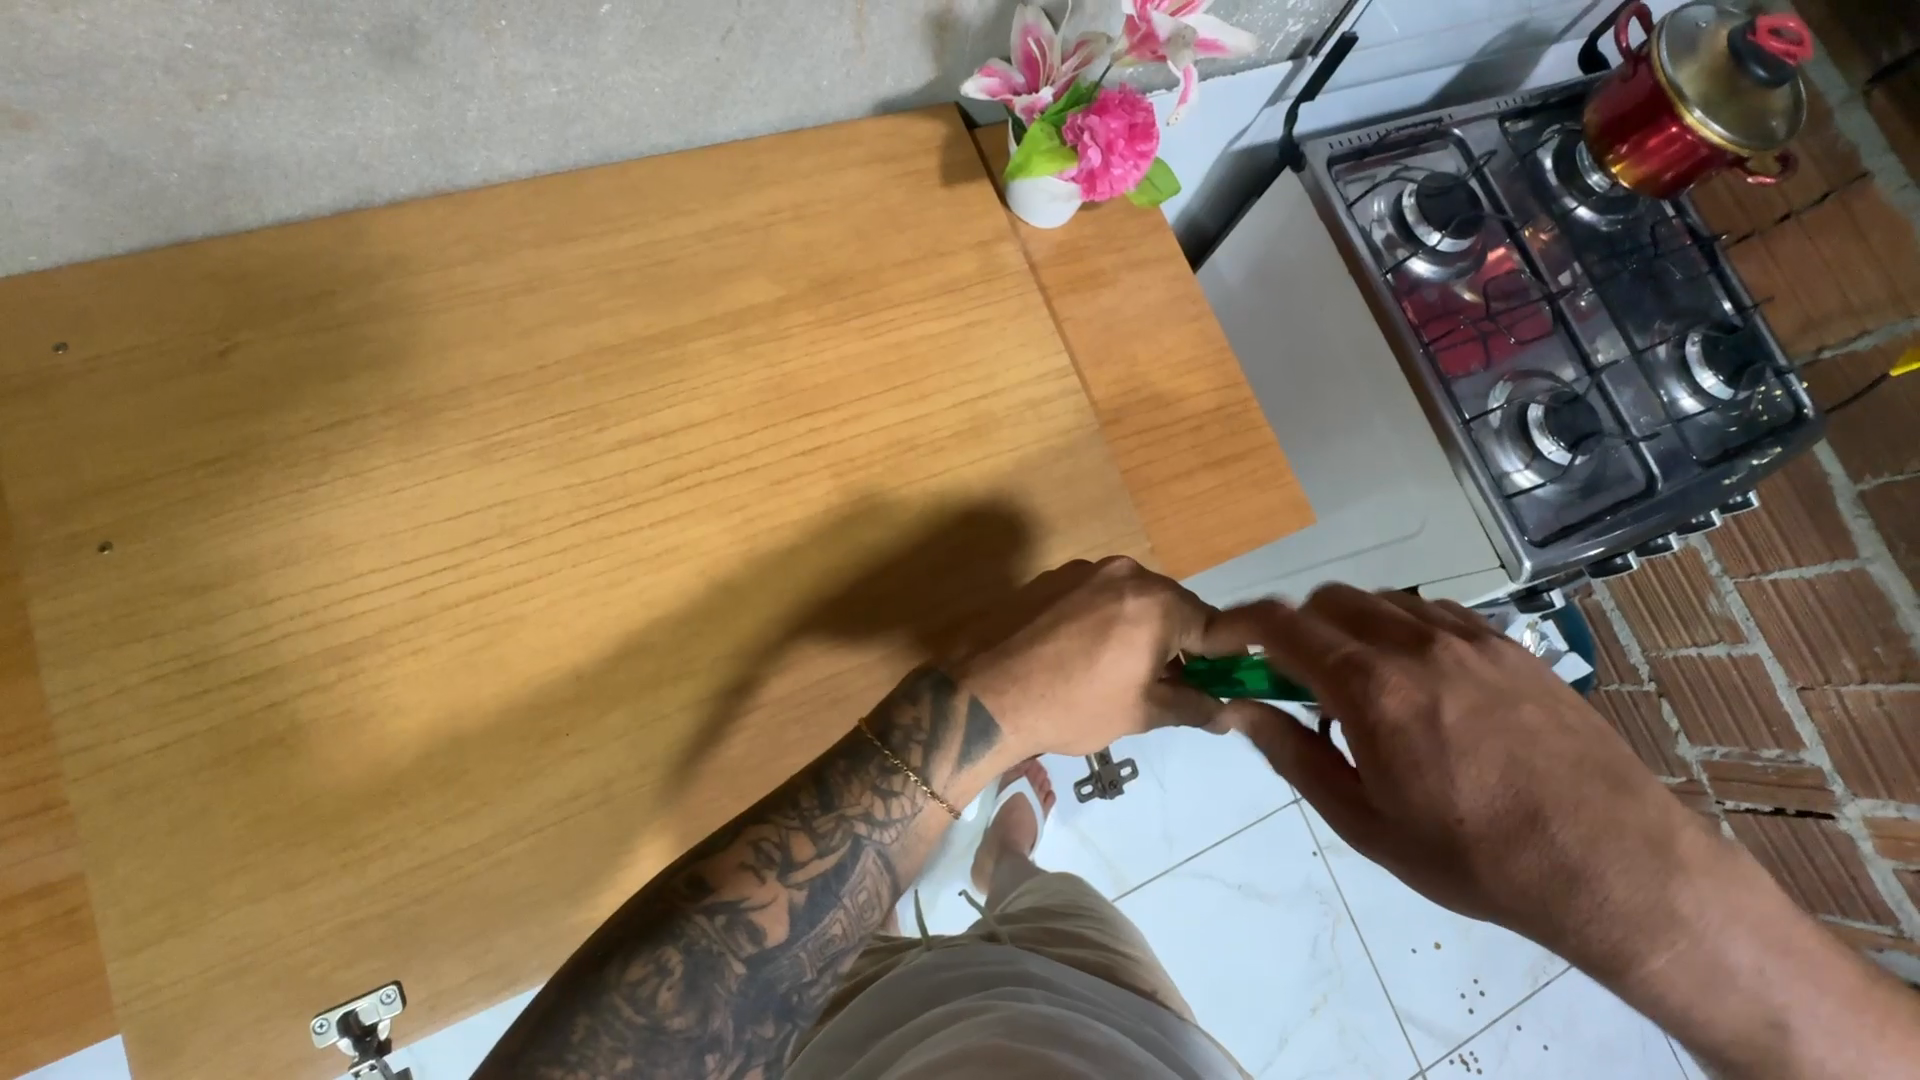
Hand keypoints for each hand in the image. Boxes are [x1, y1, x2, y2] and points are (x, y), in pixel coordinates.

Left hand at [945, 556, 1226, 760]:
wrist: (984, 693)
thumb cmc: (1071, 706)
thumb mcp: (1140, 713)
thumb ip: (1192, 705)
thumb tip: (1226, 711)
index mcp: (1157, 602)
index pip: (1214, 626)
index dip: (1223, 659)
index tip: (1221, 683)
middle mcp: (1125, 573)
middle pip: (1171, 607)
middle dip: (1176, 643)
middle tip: (1164, 685)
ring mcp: (1083, 571)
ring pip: (1131, 599)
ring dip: (1138, 630)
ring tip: (1118, 672)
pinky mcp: (1050, 578)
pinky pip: (1095, 596)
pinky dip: (1102, 620)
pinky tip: (1082, 654)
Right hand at [1206, 586, 1708, 965]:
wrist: (1616, 866)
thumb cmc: (1474, 857)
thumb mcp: (1364, 822)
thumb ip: (1291, 754)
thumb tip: (1239, 709)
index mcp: (1370, 688)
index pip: (1281, 624)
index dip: (1239, 624)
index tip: (1222, 642)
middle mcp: (1415, 644)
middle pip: (1328, 599)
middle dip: (1295, 628)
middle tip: (1297, 682)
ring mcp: (1469, 638)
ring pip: (1380, 600)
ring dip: (1348, 627)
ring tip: (1362, 684)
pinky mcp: (1510, 645)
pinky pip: (1432, 611)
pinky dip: (1401, 628)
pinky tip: (1418, 679)